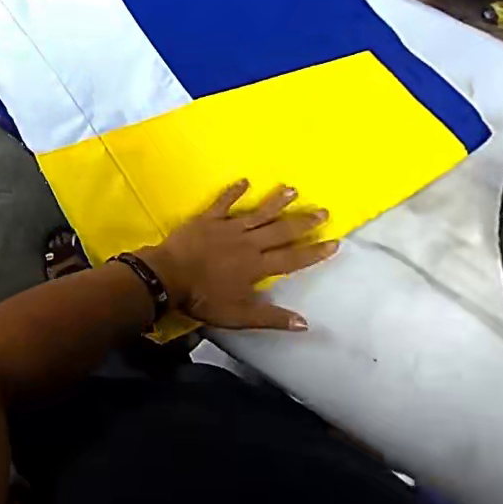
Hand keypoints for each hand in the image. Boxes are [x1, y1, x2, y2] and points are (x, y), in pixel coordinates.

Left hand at [138, 180, 338, 331]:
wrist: (168, 275)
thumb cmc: (203, 297)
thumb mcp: (239, 316)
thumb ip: (272, 318)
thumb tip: (305, 322)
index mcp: (257, 266)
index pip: (292, 258)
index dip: (314, 252)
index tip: (334, 242)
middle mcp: (247, 243)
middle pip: (280, 231)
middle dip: (303, 221)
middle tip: (323, 210)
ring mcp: (226, 228)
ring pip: (256, 213)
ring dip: (275, 201)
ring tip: (292, 189)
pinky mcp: (207, 219)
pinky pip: (223, 202)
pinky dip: (234, 192)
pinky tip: (245, 181)